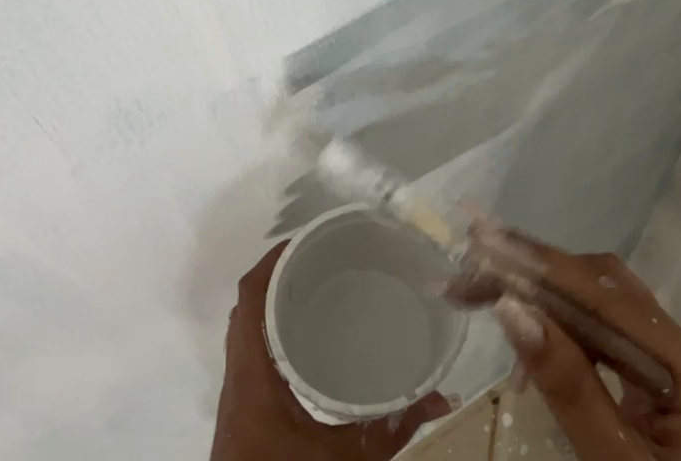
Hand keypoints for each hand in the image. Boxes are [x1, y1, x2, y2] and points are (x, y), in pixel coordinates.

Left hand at [210, 242, 454, 460]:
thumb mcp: (352, 458)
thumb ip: (397, 426)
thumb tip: (444, 398)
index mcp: (254, 374)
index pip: (250, 298)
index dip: (271, 262)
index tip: (304, 240)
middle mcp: (237, 376)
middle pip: (245, 308)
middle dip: (277, 278)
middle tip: (319, 263)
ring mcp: (235, 393)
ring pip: (244, 331)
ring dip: (270, 306)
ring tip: (313, 290)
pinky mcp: (240, 409)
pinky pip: (249, 354)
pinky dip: (270, 335)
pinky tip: (303, 341)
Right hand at [455, 232, 680, 460]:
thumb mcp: (611, 458)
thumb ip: (568, 386)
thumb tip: (512, 306)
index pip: (607, 296)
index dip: (543, 266)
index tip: (484, 244)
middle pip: (602, 287)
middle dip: (532, 273)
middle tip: (468, 269)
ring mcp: (668, 363)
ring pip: (596, 304)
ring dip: (538, 293)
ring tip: (480, 289)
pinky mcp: (649, 379)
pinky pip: (598, 333)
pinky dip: (555, 326)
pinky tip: (521, 336)